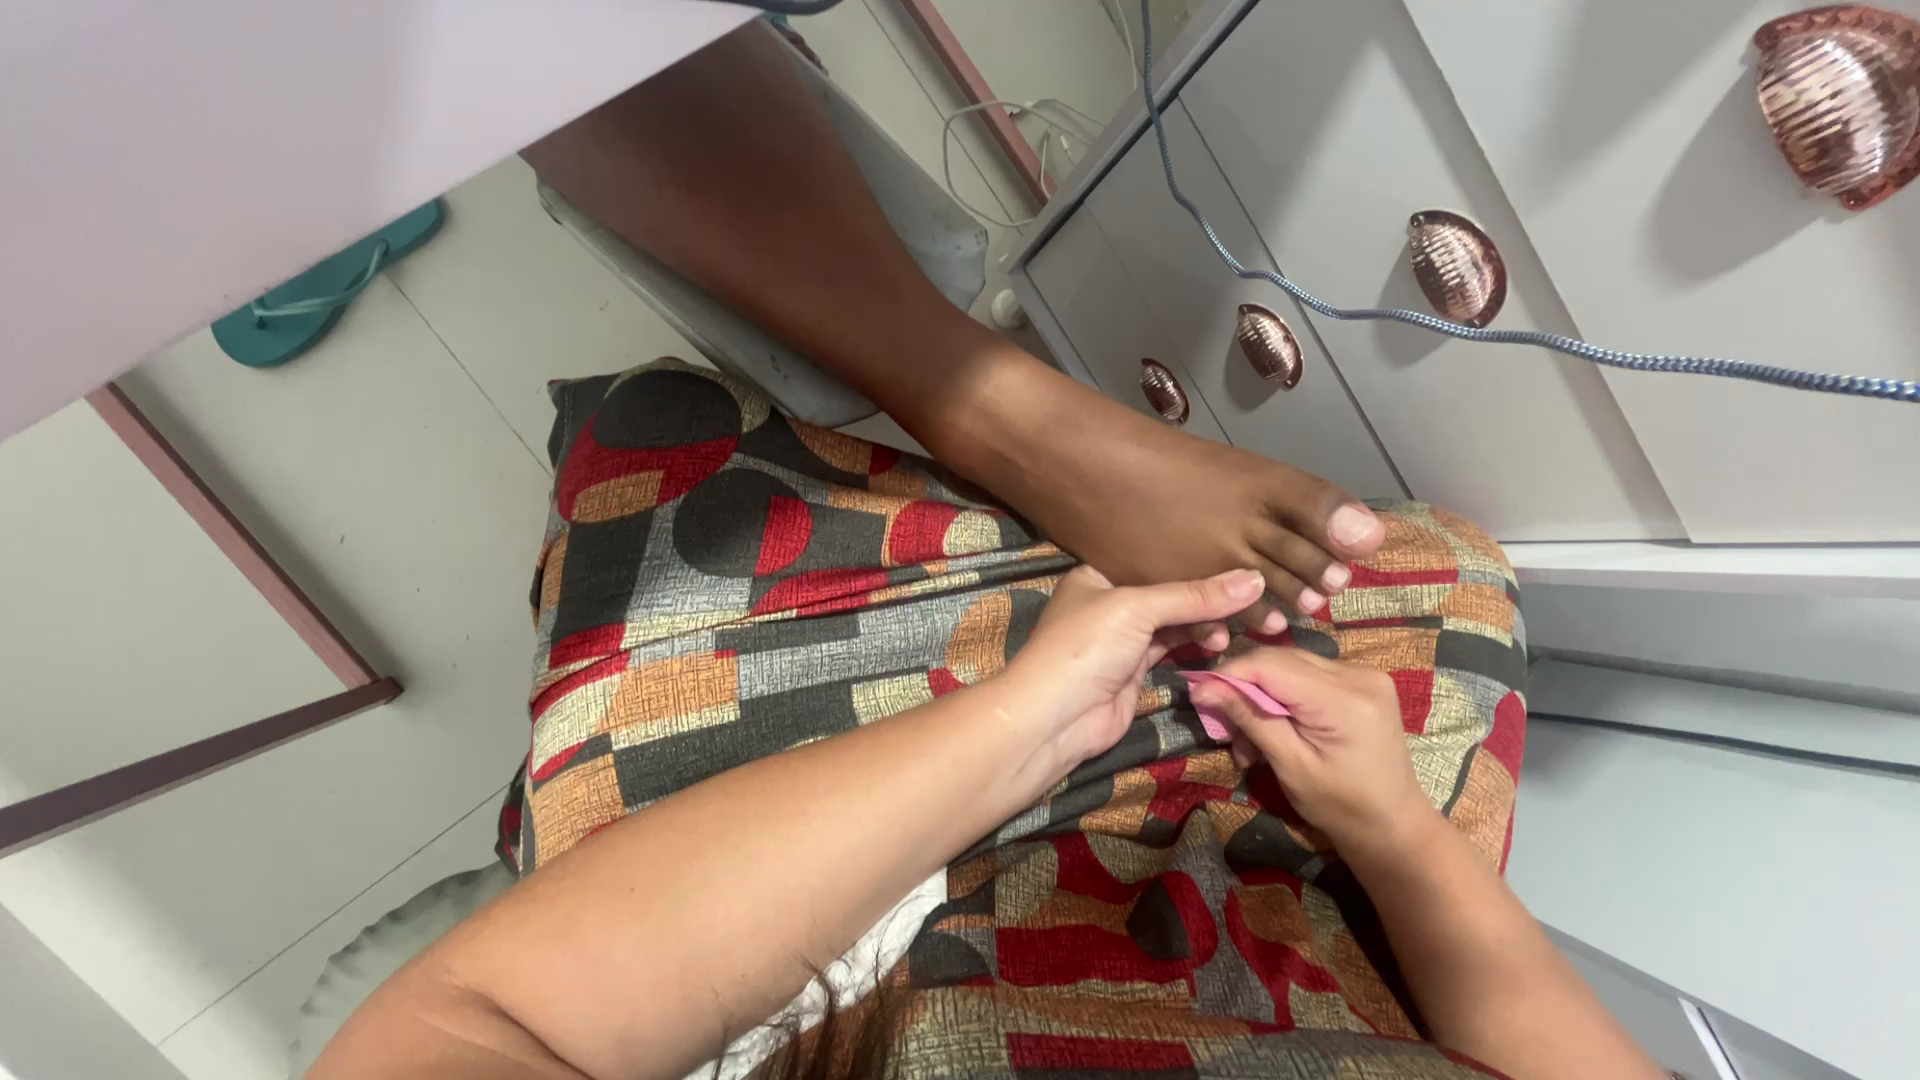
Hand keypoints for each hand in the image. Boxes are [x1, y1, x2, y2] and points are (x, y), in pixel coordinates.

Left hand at [999, 565, 1264, 781]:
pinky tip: (1220, 642)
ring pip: (1174, 621)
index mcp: (1098, 574)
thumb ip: (1194, 596)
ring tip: (1232, 630)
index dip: (1194, 559)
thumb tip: (1255, 579)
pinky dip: (1196, 643)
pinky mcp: (1135, 668)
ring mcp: (1122, 636)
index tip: (1240, 560)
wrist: (1055, 718)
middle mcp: (1110, 601)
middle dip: (1208, 597)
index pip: (1154, 559)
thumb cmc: (1085, 646)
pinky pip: (1173, 647)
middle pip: (1168, 591)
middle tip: (1253, 602)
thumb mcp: (1138, 609)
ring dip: (1205, 623)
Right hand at [1188, 648, 1435, 849]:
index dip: (1229, 674)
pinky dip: (1282, 694)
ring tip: (1248, 736)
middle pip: (1279, 658)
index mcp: (1344, 699)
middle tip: (1223, 725)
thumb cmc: (1341, 806)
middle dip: (1243, 686)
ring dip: (1260, 692)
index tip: (1199, 697)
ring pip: (1289, 663)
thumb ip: (1250, 718)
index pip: (1270, 665)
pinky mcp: (1361, 679)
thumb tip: (1203, 688)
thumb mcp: (1289, 765)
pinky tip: (1275, 724)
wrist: (1394, 824)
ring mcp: (1363, 673)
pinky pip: (1306, 673)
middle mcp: (1358, 674)